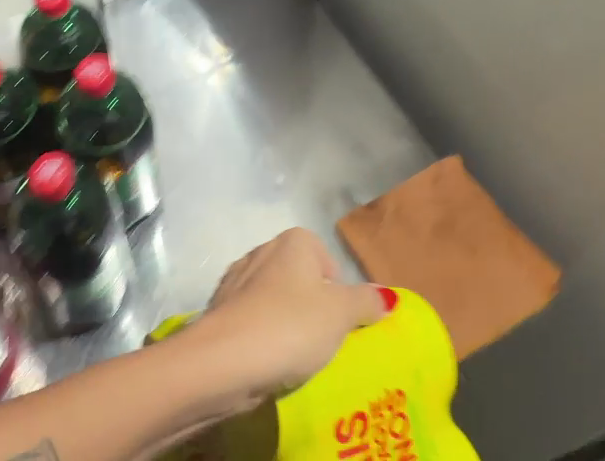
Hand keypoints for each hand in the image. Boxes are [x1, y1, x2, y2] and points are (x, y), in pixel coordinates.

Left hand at [185, 228, 387, 397]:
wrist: (223, 360)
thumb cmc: (290, 326)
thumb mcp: (341, 314)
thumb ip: (366, 301)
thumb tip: (386, 296)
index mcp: (293, 242)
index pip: (325, 258)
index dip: (336, 289)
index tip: (338, 320)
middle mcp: (261, 250)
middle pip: (299, 279)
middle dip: (310, 307)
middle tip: (321, 341)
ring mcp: (235, 279)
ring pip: (272, 300)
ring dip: (284, 325)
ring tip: (294, 357)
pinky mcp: (218, 310)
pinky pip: (251, 321)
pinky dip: (261, 338)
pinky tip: (267, 362)